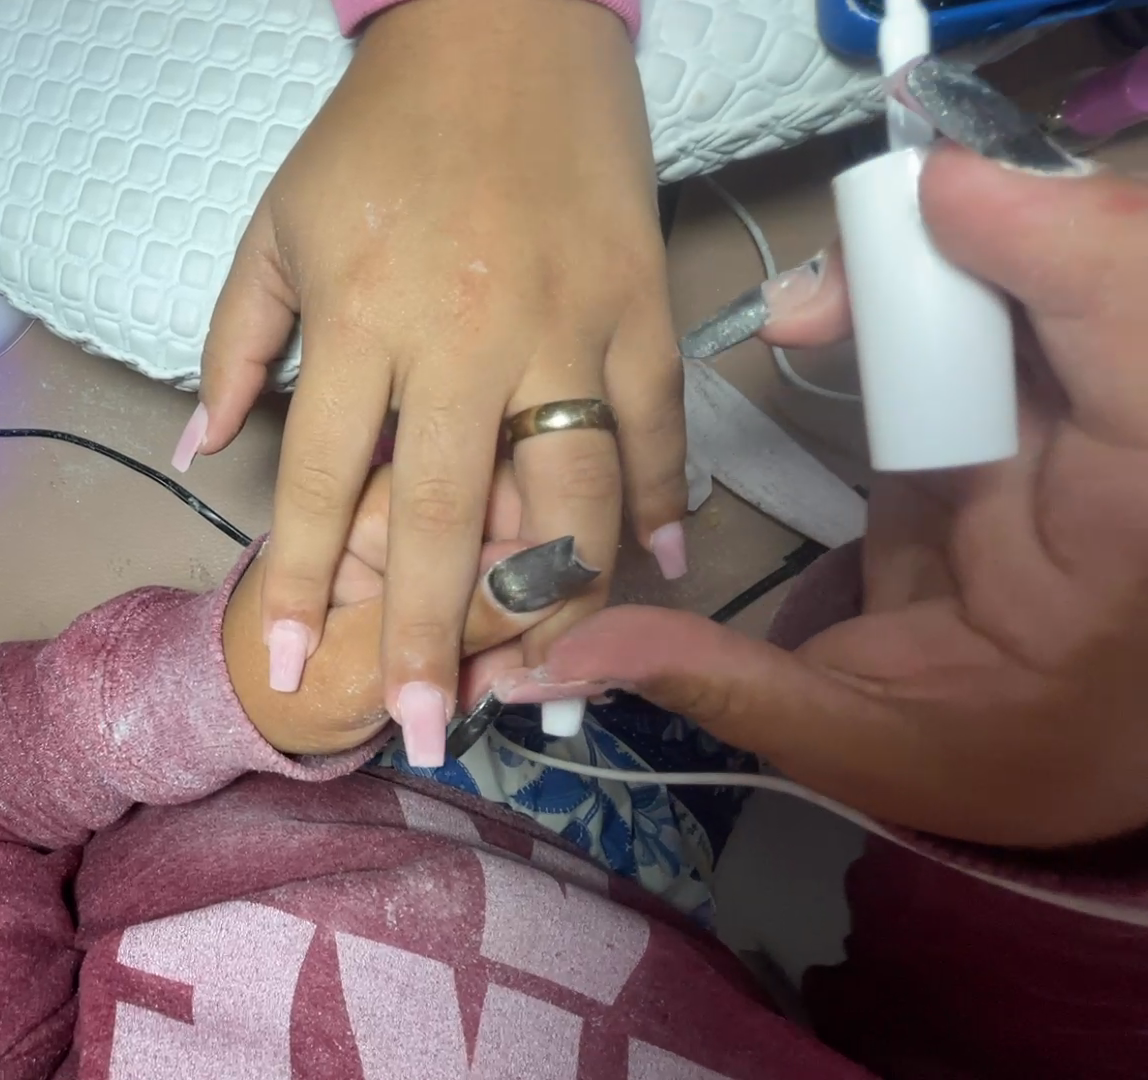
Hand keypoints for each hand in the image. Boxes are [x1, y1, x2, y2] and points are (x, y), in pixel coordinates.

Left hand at [181, 0, 684, 763]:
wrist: (499, 21)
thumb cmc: (370, 139)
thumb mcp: (274, 234)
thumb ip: (232, 351)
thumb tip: (196, 453)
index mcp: (364, 323)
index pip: (323, 486)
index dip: (304, 586)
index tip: (288, 671)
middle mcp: (465, 340)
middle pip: (446, 518)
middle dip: (432, 637)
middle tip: (429, 730)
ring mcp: (566, 326)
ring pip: (569, 494)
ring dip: (557, 600)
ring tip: (538, 682)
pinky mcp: (642, 303)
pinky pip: (656, 424)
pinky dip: (654, 502)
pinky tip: (645, 572)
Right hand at [508, 141, 1147, 846]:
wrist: (1055, 765)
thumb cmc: (982, 764)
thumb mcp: (844, 740)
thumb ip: (712, 681)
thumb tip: (556, 652)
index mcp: (1128, 538)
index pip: (1146, 361)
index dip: (1074, 259)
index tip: (947, 199)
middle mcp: (1120, 464)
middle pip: (1087, 302)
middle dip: (949, 265)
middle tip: (803, 303)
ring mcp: (1062, 441)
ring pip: (1027, 305)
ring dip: (915, 279)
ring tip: (800, 311)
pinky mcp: (996, 438)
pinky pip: (975, 339)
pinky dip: (902, 310)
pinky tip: (827, 323)